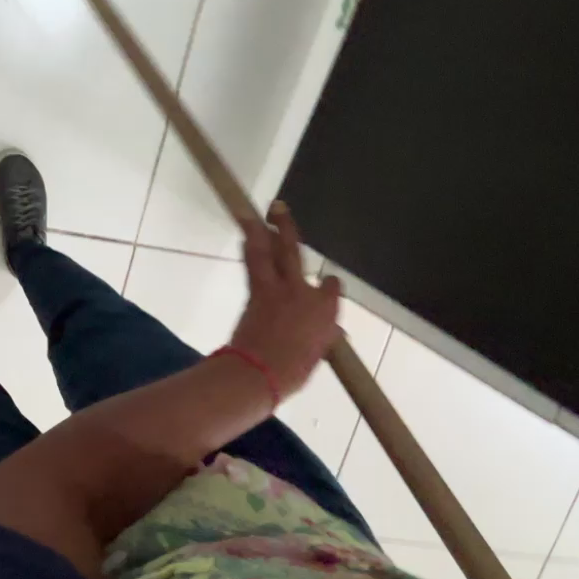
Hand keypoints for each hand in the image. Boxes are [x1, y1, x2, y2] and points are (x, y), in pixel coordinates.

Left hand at [230, 202, 342, 400]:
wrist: (262, 370)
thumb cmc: (292, 371)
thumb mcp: (316, 355)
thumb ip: (320, 337)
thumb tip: (327, 333)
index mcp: (326, 310)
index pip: (331, 286)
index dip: (327, 286)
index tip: (324, 285)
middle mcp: (305, 291)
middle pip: (296, 253)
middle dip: (287, 228)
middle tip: (278, 208)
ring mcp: (279, 287)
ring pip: (271, 250)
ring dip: (261, 229)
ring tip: (254, 212)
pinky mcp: (258, 291)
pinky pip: (254, 263)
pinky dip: (250, 248)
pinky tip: (246, 236)